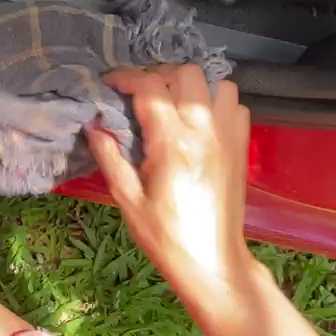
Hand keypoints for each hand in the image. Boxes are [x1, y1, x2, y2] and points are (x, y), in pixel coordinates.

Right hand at [86, 65, 250, 286]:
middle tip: (140, 95)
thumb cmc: (164, 235)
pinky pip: (235, 104)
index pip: (149, 87)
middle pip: (186, 74)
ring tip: (172, 103)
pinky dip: (217, 102)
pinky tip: (199, 120)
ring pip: (216, 83)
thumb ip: (110, 156)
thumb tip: (94, 125)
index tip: (110, 85)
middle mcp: (204, 130)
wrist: (212, 261)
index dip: (126, 78)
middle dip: (158, 76)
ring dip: (192, 86)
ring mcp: (228, 135)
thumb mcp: (126, 198)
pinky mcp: (241, 146)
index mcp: (171, 142)